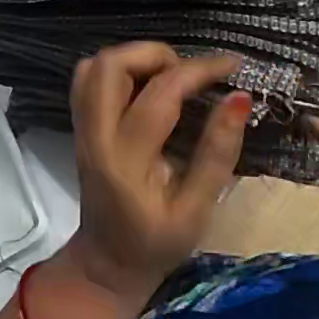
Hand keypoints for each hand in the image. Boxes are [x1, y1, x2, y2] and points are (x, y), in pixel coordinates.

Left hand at [62, 44, 248, 307]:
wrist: (106, 263)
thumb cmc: (157, 242)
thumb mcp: (198, 210)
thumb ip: (217, 153)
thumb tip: (239, 97)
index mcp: (126, 159)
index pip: (160, 93)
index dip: (199, 70)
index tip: (231, 65)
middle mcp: (96, 134)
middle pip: (111, 64)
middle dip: (157, 55)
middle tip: (190, 74)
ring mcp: (81, 126)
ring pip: (96, 65)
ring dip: (137, 58)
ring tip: (171, 77)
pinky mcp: (79, 123)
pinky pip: (88, 77)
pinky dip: (119, 68)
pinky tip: (146, 84)